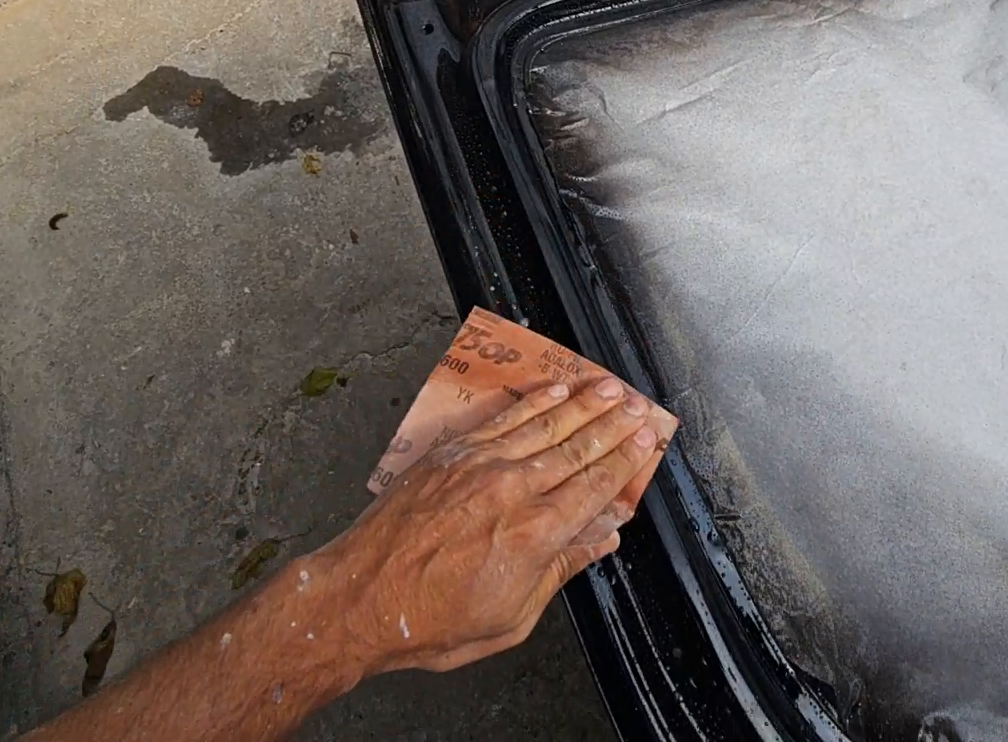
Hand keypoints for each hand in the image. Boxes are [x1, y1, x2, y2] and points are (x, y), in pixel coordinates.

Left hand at [317, 376, 671, 675]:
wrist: (359, 598)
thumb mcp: (510, 617)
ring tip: (610, 387)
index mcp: (535, 534)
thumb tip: (602, 540)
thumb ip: (561, 570)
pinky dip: (536, 401)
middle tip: (640, 407)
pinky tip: (557, 389)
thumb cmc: (431, 620)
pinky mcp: (456, 453)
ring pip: (548, 424)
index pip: (596, 485)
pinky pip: (507, 418)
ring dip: (584, 403)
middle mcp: (515, 490)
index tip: (648, 440)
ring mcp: (484, 465)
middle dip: (615, 424)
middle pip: (579, 447)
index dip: (627, 459)